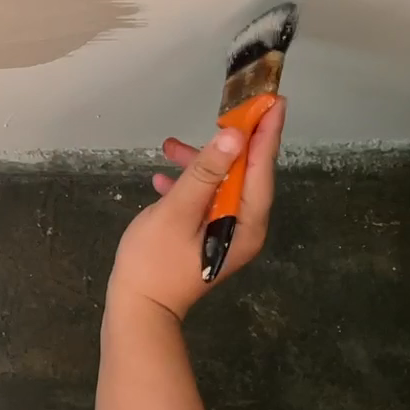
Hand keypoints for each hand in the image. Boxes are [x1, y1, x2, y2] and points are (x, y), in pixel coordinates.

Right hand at [106, 96, 284, 320]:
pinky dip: (189, 188)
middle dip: (229, 144)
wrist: (138, 310)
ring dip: (200, 166)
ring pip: (222, 188)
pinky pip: (207, 204)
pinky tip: (163, 181)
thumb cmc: (154, 262)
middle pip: (246, 175)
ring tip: (170, 148)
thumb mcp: (177, 212)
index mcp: (247, 221)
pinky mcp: (208, 241)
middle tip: (225, 111)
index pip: (261, 167)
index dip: (264, 131)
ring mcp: (227, 235)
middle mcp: (246, 227)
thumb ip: (205, 173)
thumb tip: (233, 136)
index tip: (271, 99)